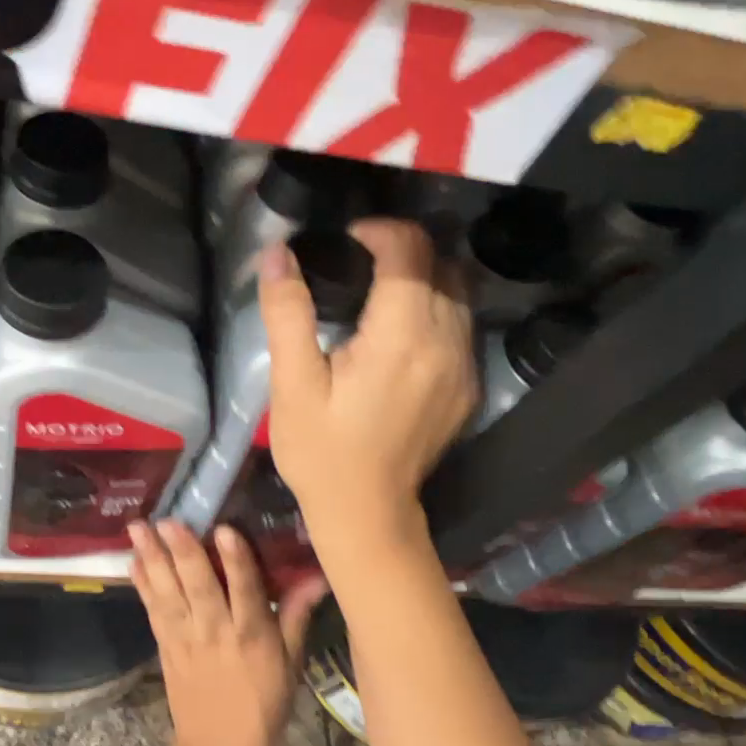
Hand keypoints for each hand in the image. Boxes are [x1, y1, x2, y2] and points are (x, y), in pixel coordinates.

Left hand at [128, 521, 327, 745]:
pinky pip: (152, 611)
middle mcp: (216, 632)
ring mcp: (186, 639)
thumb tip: (318, 577)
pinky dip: (142, 586)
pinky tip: (133, 562)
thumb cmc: (264, 705)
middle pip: (199, 586)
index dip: (235, 559)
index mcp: (253, 635)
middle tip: (167, 520)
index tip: (224, 528)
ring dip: (153, 559)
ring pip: (169, 593)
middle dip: (182, 552)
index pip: (245, 590)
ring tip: (137, 529)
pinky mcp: (166, 648)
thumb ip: (298, 617)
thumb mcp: (291, 664)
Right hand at [259, 218, 478, 539]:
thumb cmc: (322, 452)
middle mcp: (446, 342)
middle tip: (359, 260)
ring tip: (379, 290)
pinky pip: (461, 324)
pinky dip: (435, 308)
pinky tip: (400, 330)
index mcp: (403, 337)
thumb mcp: (292, 385)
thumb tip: (277, 253)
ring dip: (423, 276)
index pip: (410, 250)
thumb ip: (288, 314)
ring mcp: (464, 365)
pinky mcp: (468, 385)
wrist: (367, 514)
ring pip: (458, 291)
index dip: (380, 231)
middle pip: (441, 264)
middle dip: (403, 249)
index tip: (347, 239)